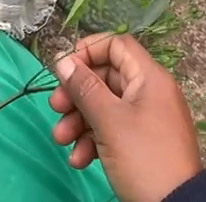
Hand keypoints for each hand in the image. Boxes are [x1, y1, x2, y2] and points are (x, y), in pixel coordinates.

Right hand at [49, 33, 201, 201]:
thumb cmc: (143, 157)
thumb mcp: (109, 121)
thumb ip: (84, 88)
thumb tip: (63, 61)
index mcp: (149, 78)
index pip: (117, 46)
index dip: (89, 50)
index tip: (65, 68)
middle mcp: (149, 93)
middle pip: (106, 78)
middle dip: (77, 94)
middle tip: (55, 107)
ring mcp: (146, 120)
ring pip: (105, 107)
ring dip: (79, 121)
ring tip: (60, 139)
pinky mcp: (142, 145)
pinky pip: (113, 131)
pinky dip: (93, 140)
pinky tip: (79, 159)